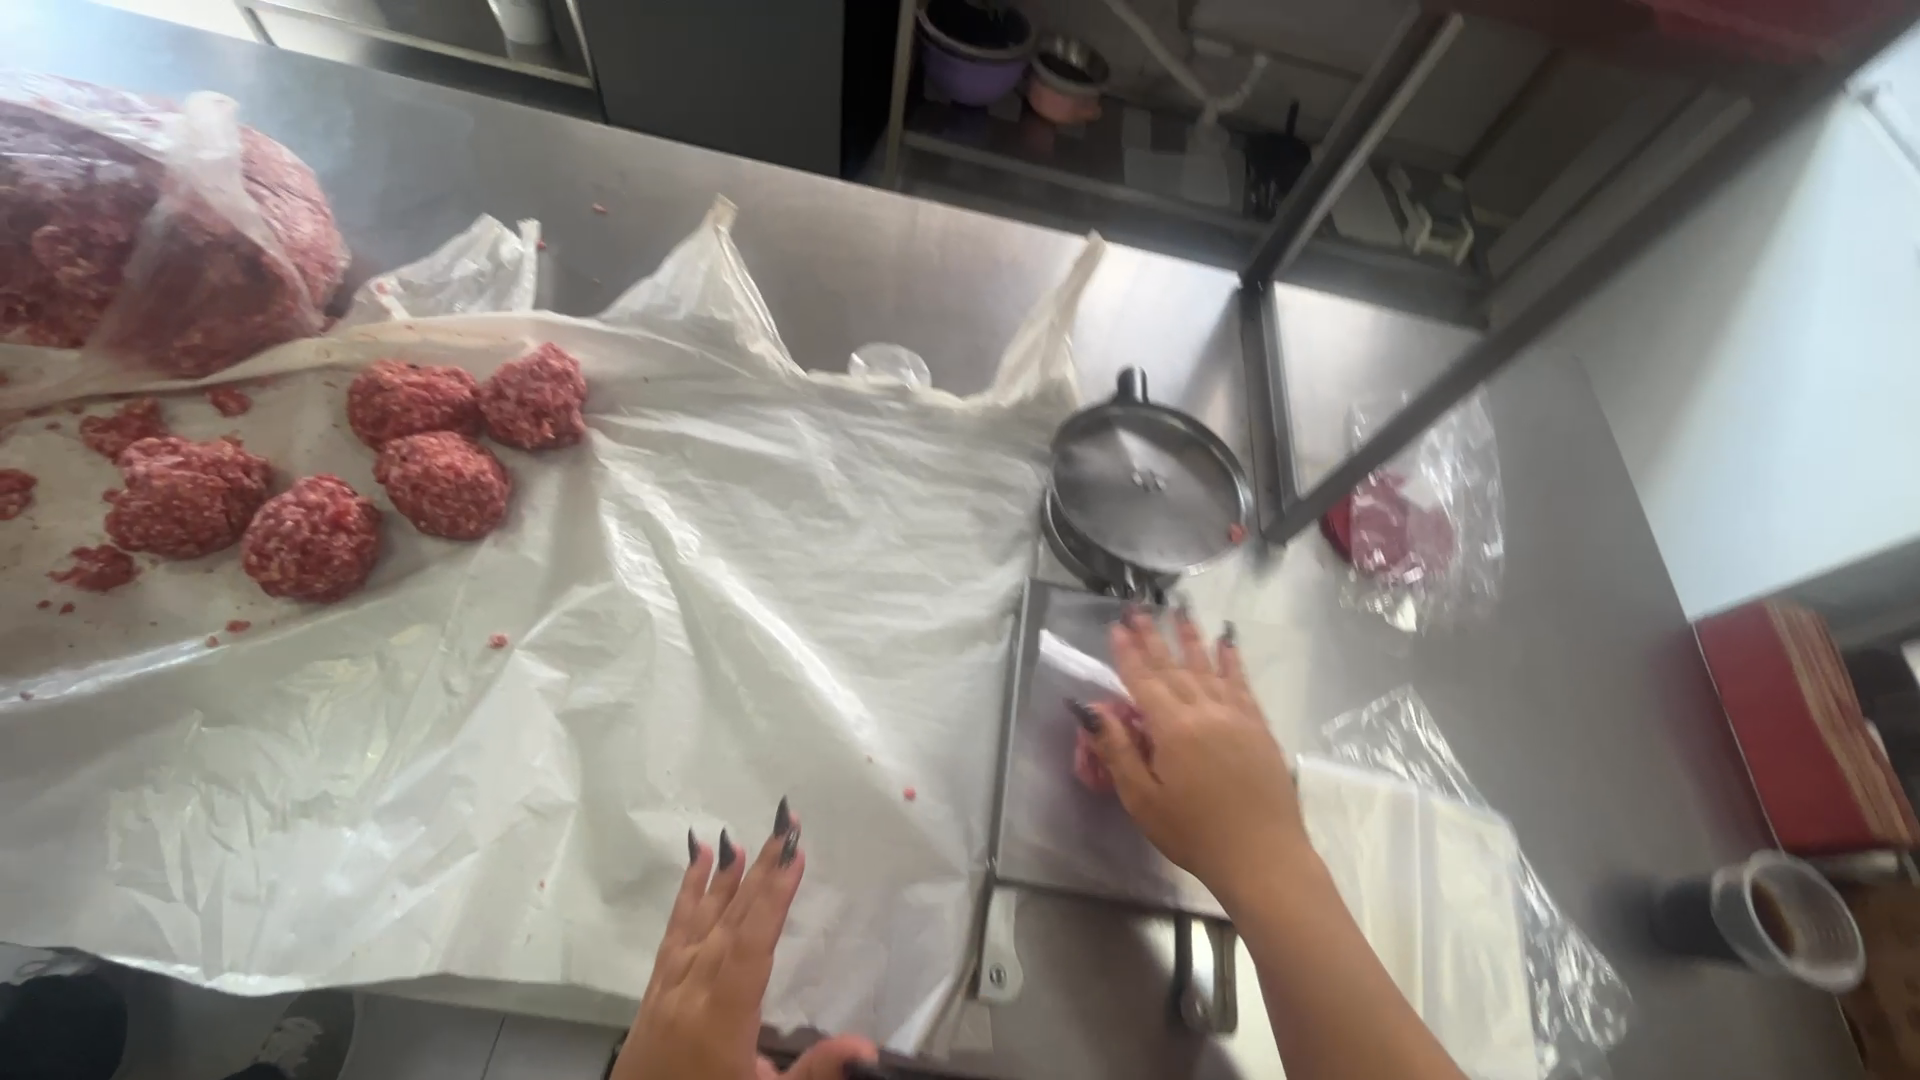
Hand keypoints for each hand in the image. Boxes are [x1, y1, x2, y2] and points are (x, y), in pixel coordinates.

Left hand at [612, 805, 878, 1079]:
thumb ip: (815, 1071)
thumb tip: (869, 1048)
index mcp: (721, 1016)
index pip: (752, 943)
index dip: (775, 895)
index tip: (795, 852)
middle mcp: (692, 990)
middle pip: (732, 919)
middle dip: (762, 869)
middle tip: (785, 823)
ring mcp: (670, 986)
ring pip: (702, 919)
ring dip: (725, 876)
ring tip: (743, 839)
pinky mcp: (655, 990)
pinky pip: (674, 932)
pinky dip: (687, 894)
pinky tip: (697, 864)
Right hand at [1080, 610, 1311, 906]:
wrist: (1264, 858)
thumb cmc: (1195, 834)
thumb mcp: (1143, 799)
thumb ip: (1118, 750)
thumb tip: (1093, 710)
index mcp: (1173, 729)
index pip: (1143, 680)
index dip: (1127, 653)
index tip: (1115, 627)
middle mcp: (1205, 711)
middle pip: (1173, 666)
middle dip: (1153, 636)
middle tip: (1139, 609)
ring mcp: (1236, 717)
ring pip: (1207, 667)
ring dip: (1191, 638)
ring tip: (1179, 612)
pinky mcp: (1259, 728)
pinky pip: (1242, 684)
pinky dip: (1231, 661)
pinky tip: (1227, 644)